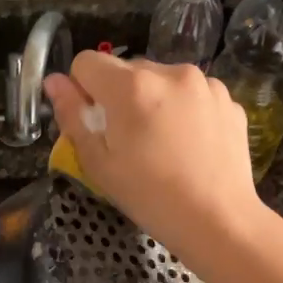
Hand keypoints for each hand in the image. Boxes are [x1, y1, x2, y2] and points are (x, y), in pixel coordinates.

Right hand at [43, 52, 259, 257]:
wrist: (218, 220)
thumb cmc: (148, 196)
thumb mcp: (98, 163)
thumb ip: (72, 117)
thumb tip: (54, 82)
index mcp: (131, 86)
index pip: (87, 62)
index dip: (81, 89)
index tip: (92, 122)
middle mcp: (169, 72)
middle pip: (126, 70)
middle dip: (118, 97)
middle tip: (126, 140)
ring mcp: (205, 83)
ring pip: (161, 81)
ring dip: (152, 101)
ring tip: (161, 144)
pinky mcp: (228, 99)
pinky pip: (192, 94)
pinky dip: (183, 111)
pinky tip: (189, 146)